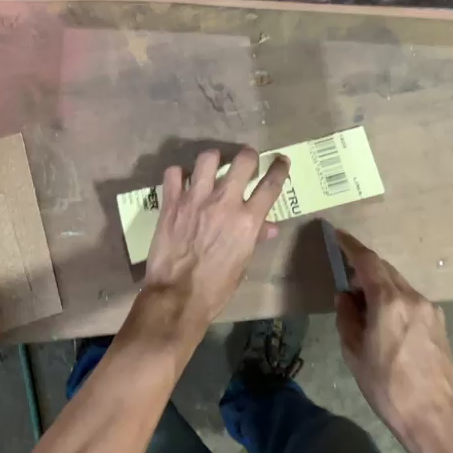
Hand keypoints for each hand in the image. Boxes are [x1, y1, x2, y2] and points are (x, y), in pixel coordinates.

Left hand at [142, 147, 289, 332]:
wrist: (178, 296)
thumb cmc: (216, 287)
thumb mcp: (242, 264)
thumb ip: (254, 238)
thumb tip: (269, 226)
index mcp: (248, 220)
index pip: (271, 184)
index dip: (279, 168)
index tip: (281, 160)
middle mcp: (225, 202)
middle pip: (243, 161)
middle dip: (248, 156)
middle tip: (246, 160)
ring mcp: (196, 199)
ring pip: (208, 158)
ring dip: (213, 159)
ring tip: (213, 164)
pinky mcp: (172, 202)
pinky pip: (173, 173)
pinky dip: (178, 174)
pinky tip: (181, 180)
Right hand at [334, 229, 452, 452]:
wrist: (433, 417)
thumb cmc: (386, 387)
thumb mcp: (355, 353)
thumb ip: (347, 318)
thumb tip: (345, 297)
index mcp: (388, 302)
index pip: (367, 261)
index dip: (351, 246)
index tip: (338, 235)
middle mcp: (412, 298)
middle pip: (385, 270)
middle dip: (365, 268)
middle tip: (347, 276)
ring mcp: (430, 310)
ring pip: (400, 285)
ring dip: (381, 286)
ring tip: (365, 304)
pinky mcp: (440, 323)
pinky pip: (412, 301)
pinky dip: (395, 300)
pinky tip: (387, 320)